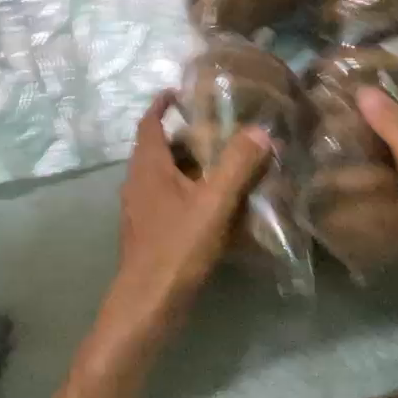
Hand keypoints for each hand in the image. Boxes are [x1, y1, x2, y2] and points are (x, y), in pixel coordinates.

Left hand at [103, 91, 272, 336]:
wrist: (147, 305)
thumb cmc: (176, 248)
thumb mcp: (213, 203)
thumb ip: (236, 165)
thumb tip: (260, 131)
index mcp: (147, 167)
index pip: (149, 123)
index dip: (161, 104)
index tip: (179, 91)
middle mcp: (138, 183)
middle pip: (159, 149)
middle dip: (186, 137)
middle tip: (220, 131)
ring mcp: (140, 211)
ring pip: (164, 177)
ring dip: (189, 167)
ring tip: (225, 165)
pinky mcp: (148, 234)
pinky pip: (168, 201)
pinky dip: (189, 194)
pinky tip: (216, 208)